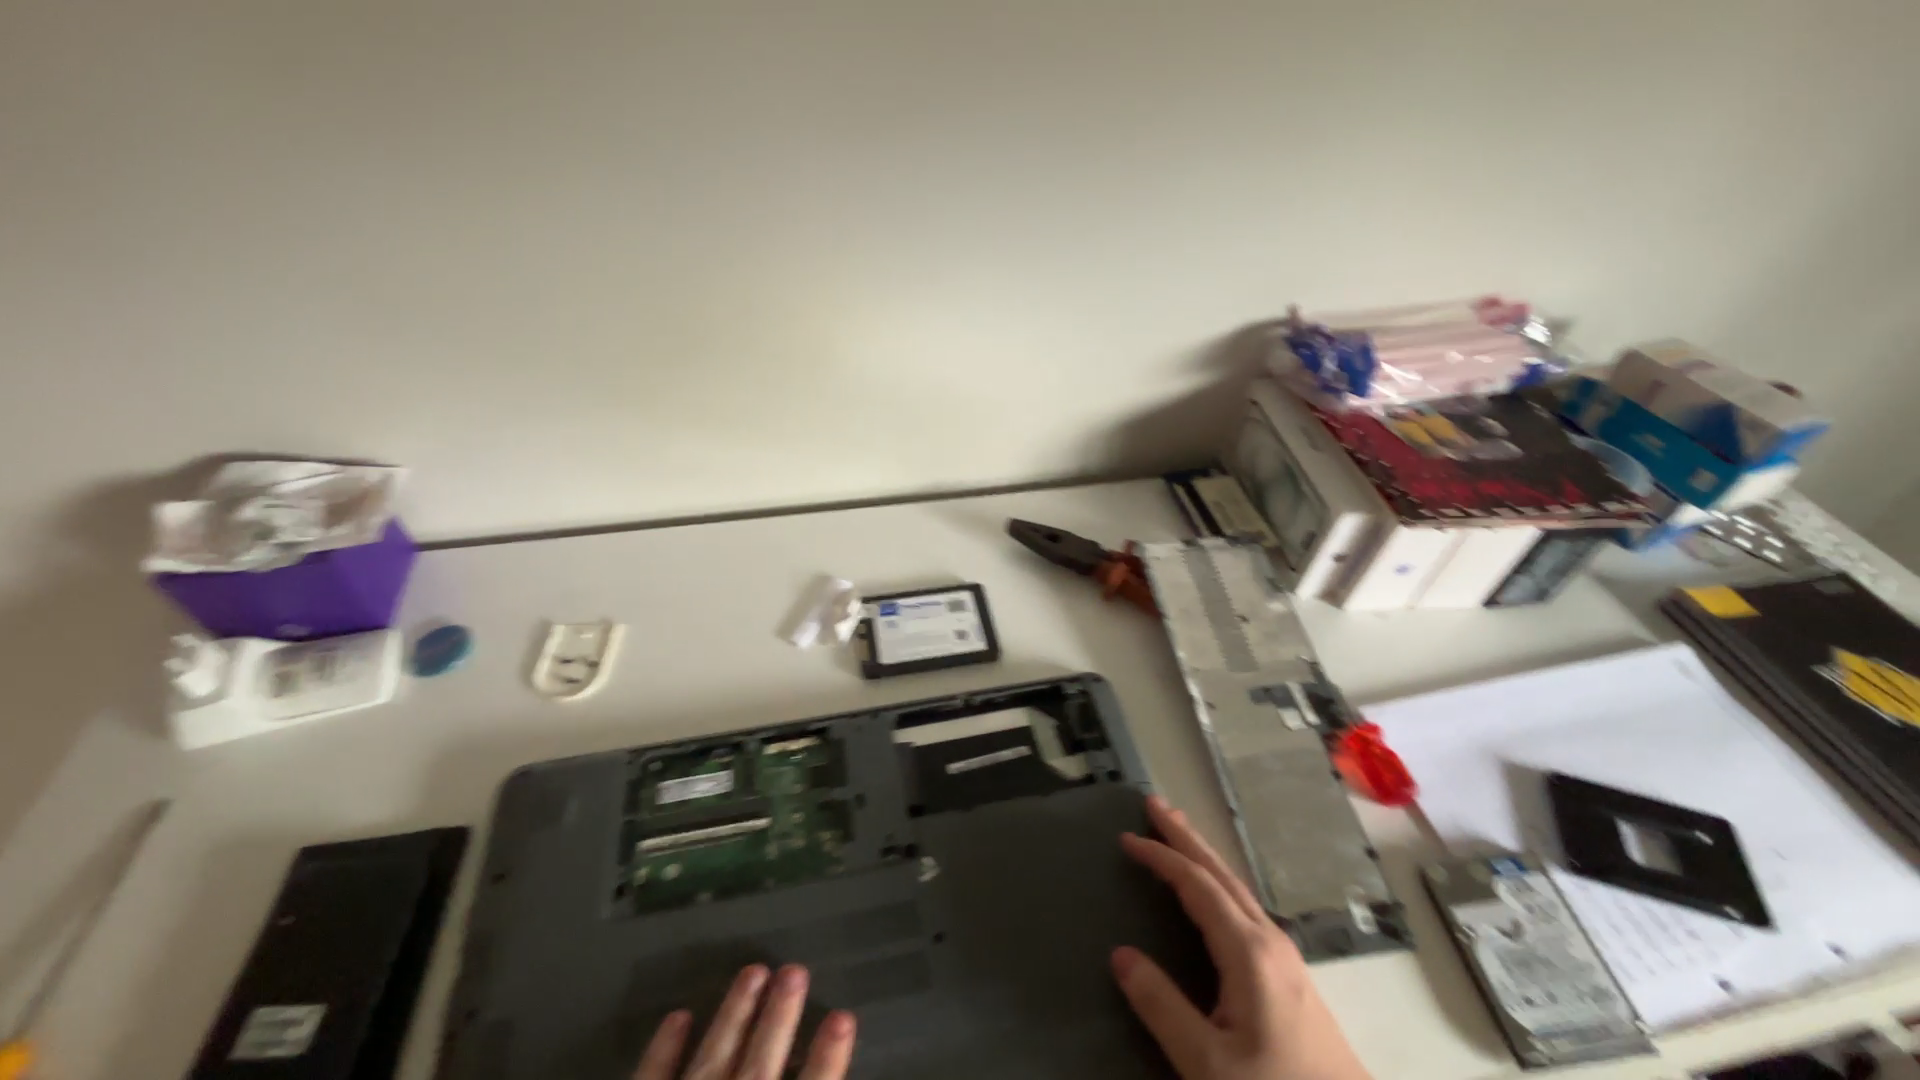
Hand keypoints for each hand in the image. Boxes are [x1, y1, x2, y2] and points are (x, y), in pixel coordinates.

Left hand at [633, 963, 856, 1079]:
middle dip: (779, 1016)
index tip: (844, 1016)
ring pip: (713, 1059)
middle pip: (762, 1064)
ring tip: (752, 971)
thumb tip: (822, 1069)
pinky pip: (652, 1079)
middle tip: (795, 970)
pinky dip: (663, 1050)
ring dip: (734, 1015)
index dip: (828, 1057)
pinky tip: (678, 1017)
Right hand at [1114, 796, 1371, 1079]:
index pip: (1198, 886)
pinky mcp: (1289, 976)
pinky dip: (1217, 884)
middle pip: (1222, 874)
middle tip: (1154, 804)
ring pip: (1236, 889)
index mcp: (1249, 952)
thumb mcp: (1207, 1062)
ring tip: (1178, 836)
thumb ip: (1162, 1006)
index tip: (1126, 837)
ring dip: (1203, 857)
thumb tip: (1119, 954)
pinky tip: (1213, 895)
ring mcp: (1285, 958)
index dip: (1161, 857)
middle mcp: (1270, 941)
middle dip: (1186, 837)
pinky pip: (1244, 908)